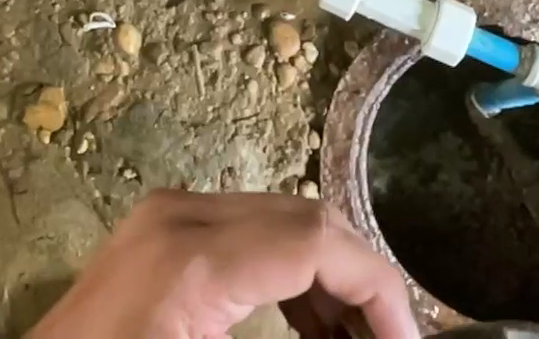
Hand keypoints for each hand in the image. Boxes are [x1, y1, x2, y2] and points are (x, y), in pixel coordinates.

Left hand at [28, 189, 419, 338]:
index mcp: (194, 256)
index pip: (317, 238)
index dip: (378, 289)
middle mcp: (182, 212)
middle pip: (303, 217)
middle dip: (359, 280)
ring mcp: (166, 212)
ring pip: (279, 218)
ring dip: (326, 276)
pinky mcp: (160, 226)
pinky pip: (246, 230)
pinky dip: (287, 272)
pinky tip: (310, 326)